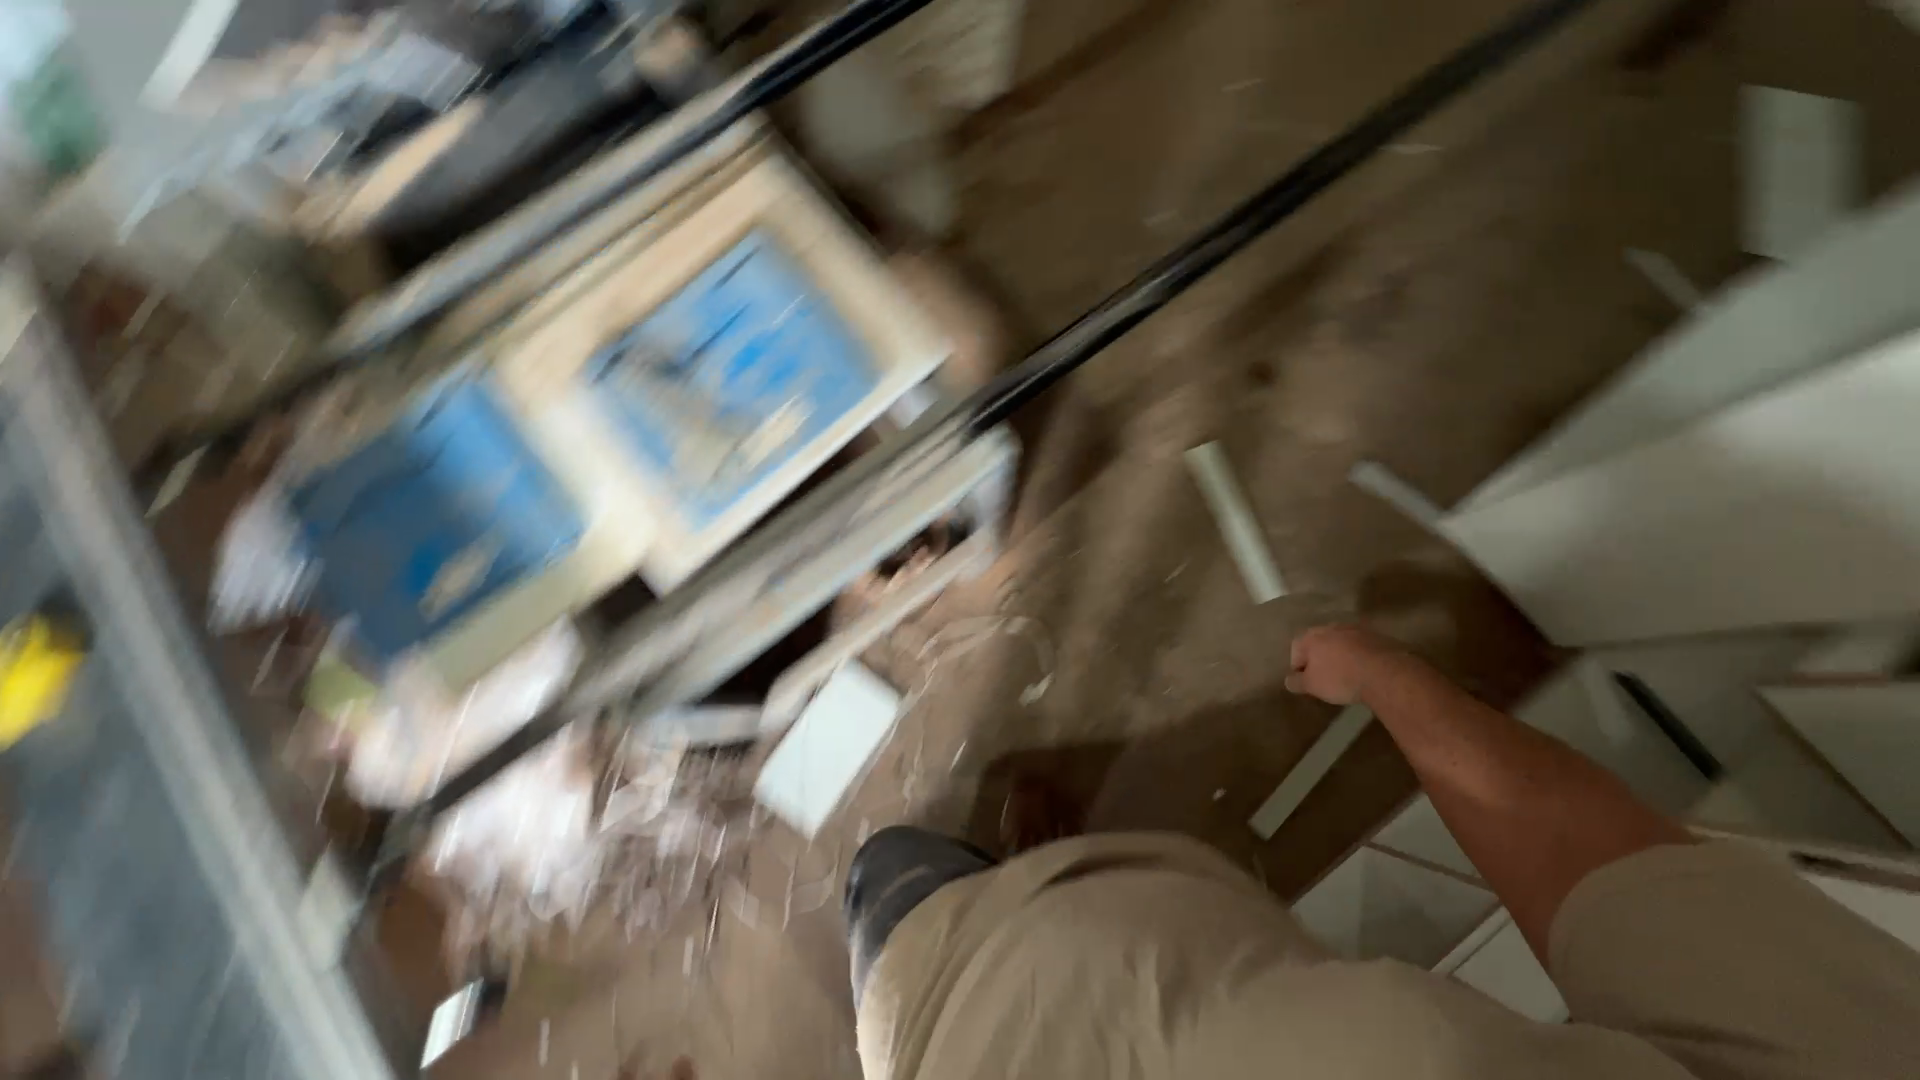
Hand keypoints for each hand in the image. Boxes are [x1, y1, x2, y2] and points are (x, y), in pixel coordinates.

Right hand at [1286, 624, 1402, 704]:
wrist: (1385, 673)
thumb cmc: (1340, 679)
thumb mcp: (1312, 686)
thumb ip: (1296, 682)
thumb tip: (1289, 680)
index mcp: (1311, 637)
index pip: (1295, 649)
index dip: (1297, 667)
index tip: (1305, 682)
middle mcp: (1331, 627)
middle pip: (1319, 642)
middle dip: (1319, 658)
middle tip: (1324, 676)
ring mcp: (1356, 630)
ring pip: (1341, 642)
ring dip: (1340, 655)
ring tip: (1346, 674)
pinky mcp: (1378, 636)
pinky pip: (1361, 646)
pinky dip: (1359, 656)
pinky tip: (1365, 670)